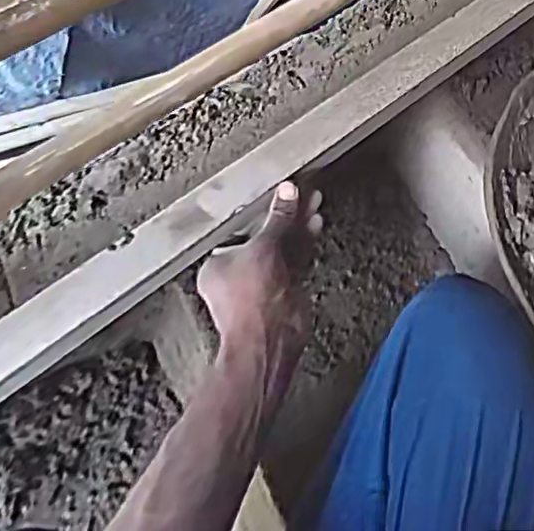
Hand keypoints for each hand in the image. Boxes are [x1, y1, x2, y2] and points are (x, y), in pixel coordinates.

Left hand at [198, 182, 323, 355]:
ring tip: (314, 200)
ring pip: (282, 244)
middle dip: (284, 214)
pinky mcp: (284, 287)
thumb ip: (277, 218)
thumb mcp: (263, 247)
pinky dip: (305, 240)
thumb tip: (287, 192)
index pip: (239, 226)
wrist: (271, 341)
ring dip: (298, 223)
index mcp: (218, 263)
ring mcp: (263, 280)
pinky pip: (295, 256)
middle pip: (264, 234)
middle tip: (300, 192)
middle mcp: (238, 272)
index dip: (259, 208)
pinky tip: (315, 223)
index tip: (276, 192)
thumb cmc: (250, 302)